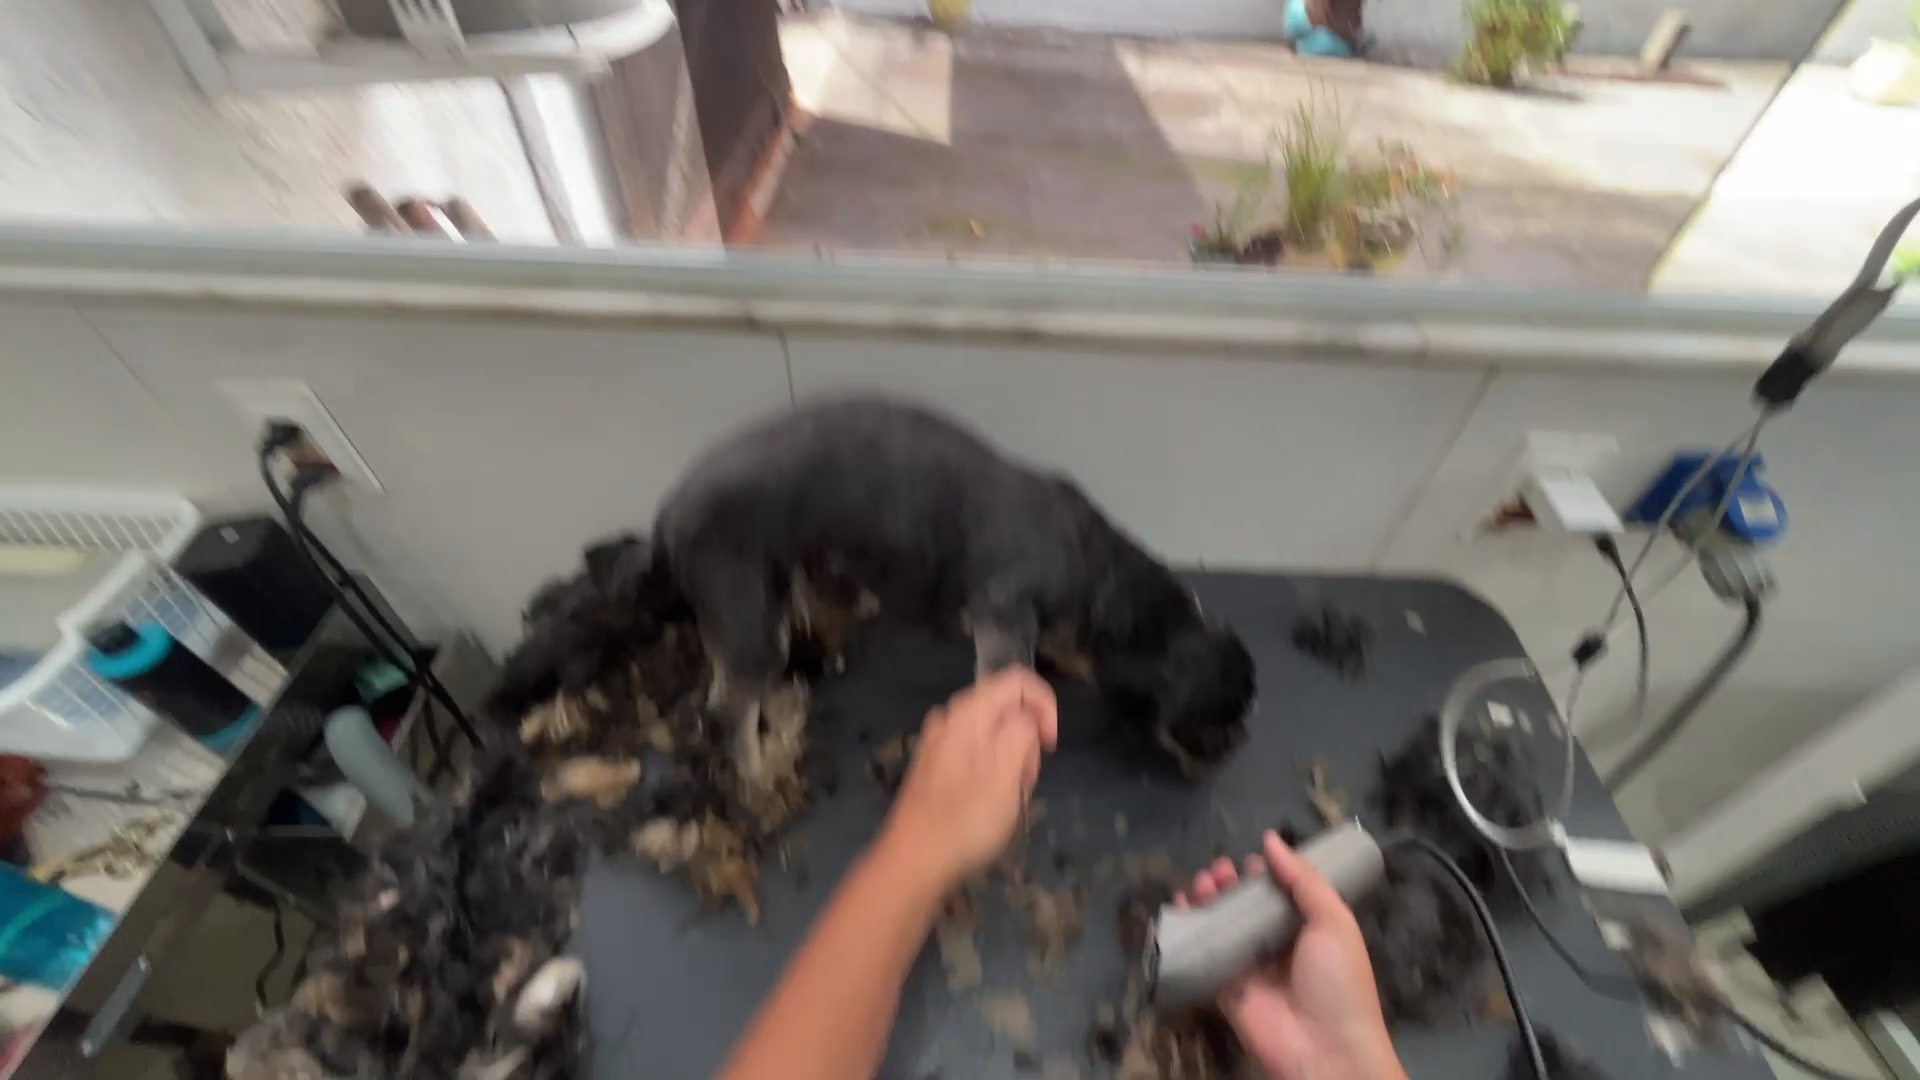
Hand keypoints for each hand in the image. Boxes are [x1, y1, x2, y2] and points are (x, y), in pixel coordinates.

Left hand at [877, 667, 1058, 892]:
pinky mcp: (934, 765)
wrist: (912, 861)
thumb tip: (1027, 717)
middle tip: (1026, 780)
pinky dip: (991, 769)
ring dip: (1011, 758)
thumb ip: (1023, 729)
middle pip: (1007, 707)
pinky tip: (988, 803)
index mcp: (969, 710)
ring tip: (1008, 798)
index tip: (1050, 745)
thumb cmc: (966, 818)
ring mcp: (939, 741)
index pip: (1019, 680)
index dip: (1045, 706)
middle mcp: (950, 716)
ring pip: (993, 733)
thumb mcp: (1007, 770)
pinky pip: (976, 752)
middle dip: (1027, 739)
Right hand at [1177, 831, 1404, 1079]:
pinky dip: (1187, 926)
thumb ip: (1303, 879)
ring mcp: (1247, 964)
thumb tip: (1270, 838)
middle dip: (1227, 880)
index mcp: (1304, 928)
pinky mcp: (1224, 984)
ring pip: (1220, 921)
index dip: (1260, 872)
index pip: (1276, 890)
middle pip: (1242, 902)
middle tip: (1219, 871)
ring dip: (1207, 896)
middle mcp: (1274, 943)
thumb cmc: (1338, 983)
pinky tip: (1182, 906)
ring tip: (1203, 884)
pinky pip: (1202, 951)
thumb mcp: (1334, 923)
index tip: (1249, 861)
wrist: (1327, 1053)